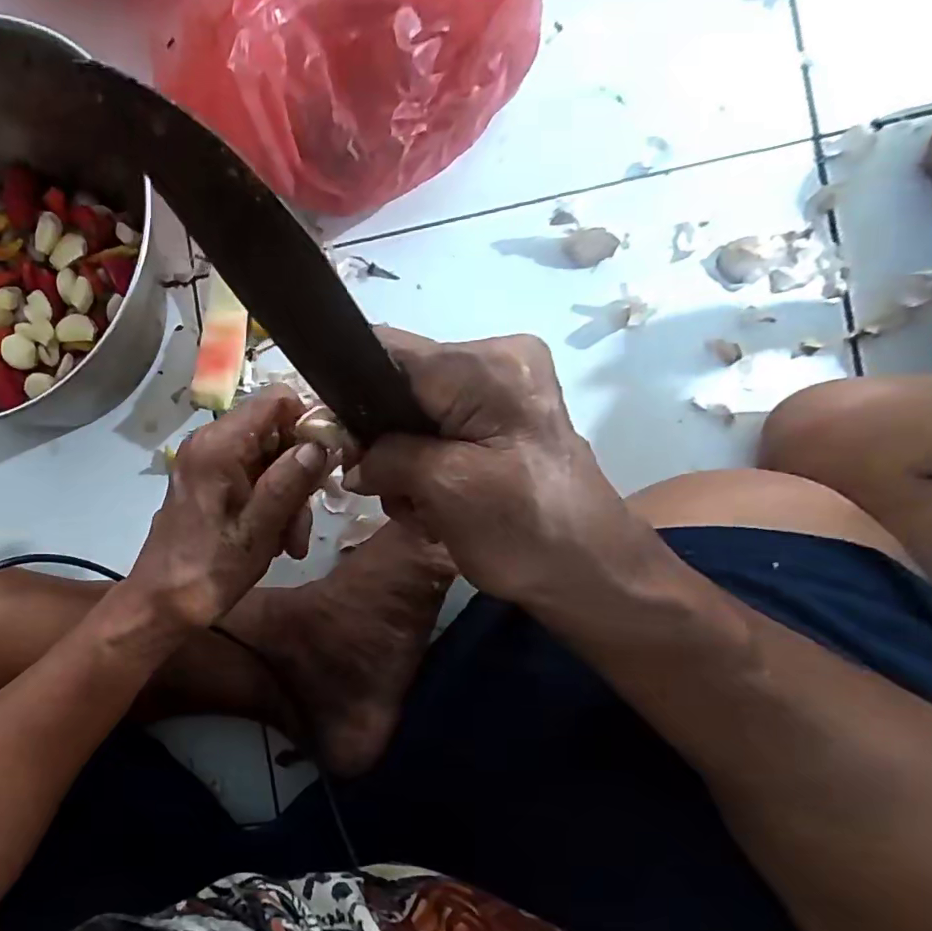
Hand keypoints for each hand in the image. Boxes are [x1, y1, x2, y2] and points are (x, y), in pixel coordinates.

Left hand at [128, 386, 330, 627]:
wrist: (161, 602)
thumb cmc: (209, 569)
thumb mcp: (259, 528)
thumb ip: (290, 480)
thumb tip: (320, 442)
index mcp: (219, 444)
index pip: (277, 400)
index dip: (308, 423)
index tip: (328, 460)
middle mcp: (208, 442)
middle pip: (274, 432)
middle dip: (299, 473)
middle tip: (305, 519)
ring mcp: (205, 463)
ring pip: (267, 460)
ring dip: (288, 498)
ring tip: (291, 542)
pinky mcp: (205, 483)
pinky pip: (250, 479)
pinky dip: (269, 504)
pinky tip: (277, 541)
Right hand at [343, 327, 657, 606]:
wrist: (596, 578)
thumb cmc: (526, 531)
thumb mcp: (444, 488)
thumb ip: (385, 456)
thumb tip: (350, 459)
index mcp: (487, 365)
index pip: (386, 352)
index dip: (348, 393)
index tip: (336, 442)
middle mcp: (494, 360)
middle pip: (397, 386)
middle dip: (380, 441)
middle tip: (386, 490)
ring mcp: (499, 389)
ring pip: (409, 415)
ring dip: (400, 464)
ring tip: (420, 506)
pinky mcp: (499, 418)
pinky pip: (434, 431)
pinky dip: (422, 468)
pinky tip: (433, 503)